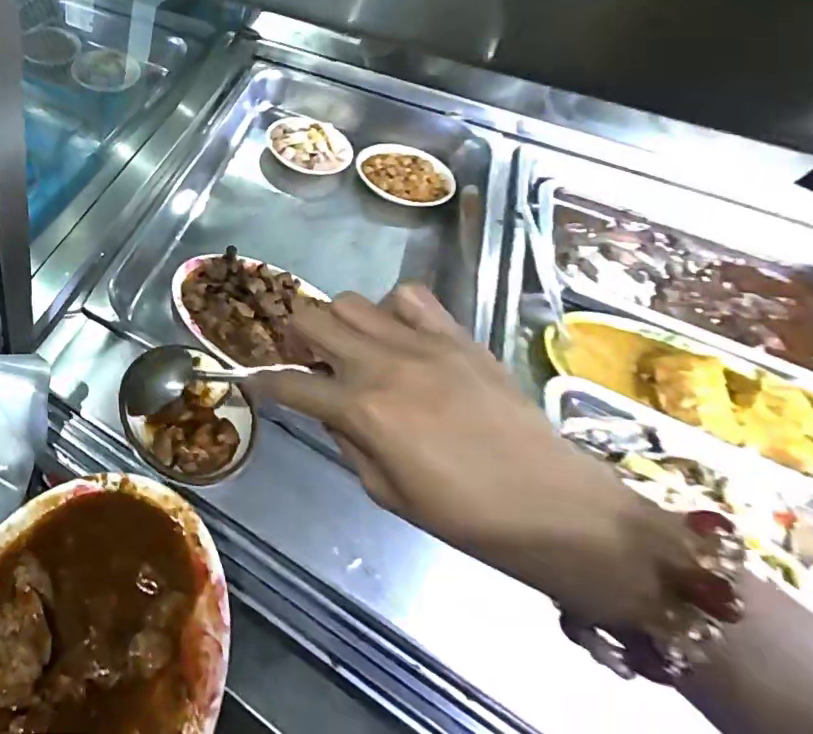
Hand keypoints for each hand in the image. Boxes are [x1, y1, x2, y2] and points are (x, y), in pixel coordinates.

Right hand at [254, 285, 697, 627]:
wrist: (558, 508)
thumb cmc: (465, 516)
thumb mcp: (385, 492)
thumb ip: (347, 441)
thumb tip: (330, 410)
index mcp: (361, 411)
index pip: (289, 384)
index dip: (263, 383)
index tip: (254, 382)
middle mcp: (382, 365)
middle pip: (310, 319)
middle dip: (295, 338)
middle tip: (308, 361)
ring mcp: (422, 344)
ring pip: (352, 301)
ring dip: (341, 323)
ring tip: (355, 347)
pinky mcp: (458, 337)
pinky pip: (410, 296)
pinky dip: (393, 309)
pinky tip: (401, 335)